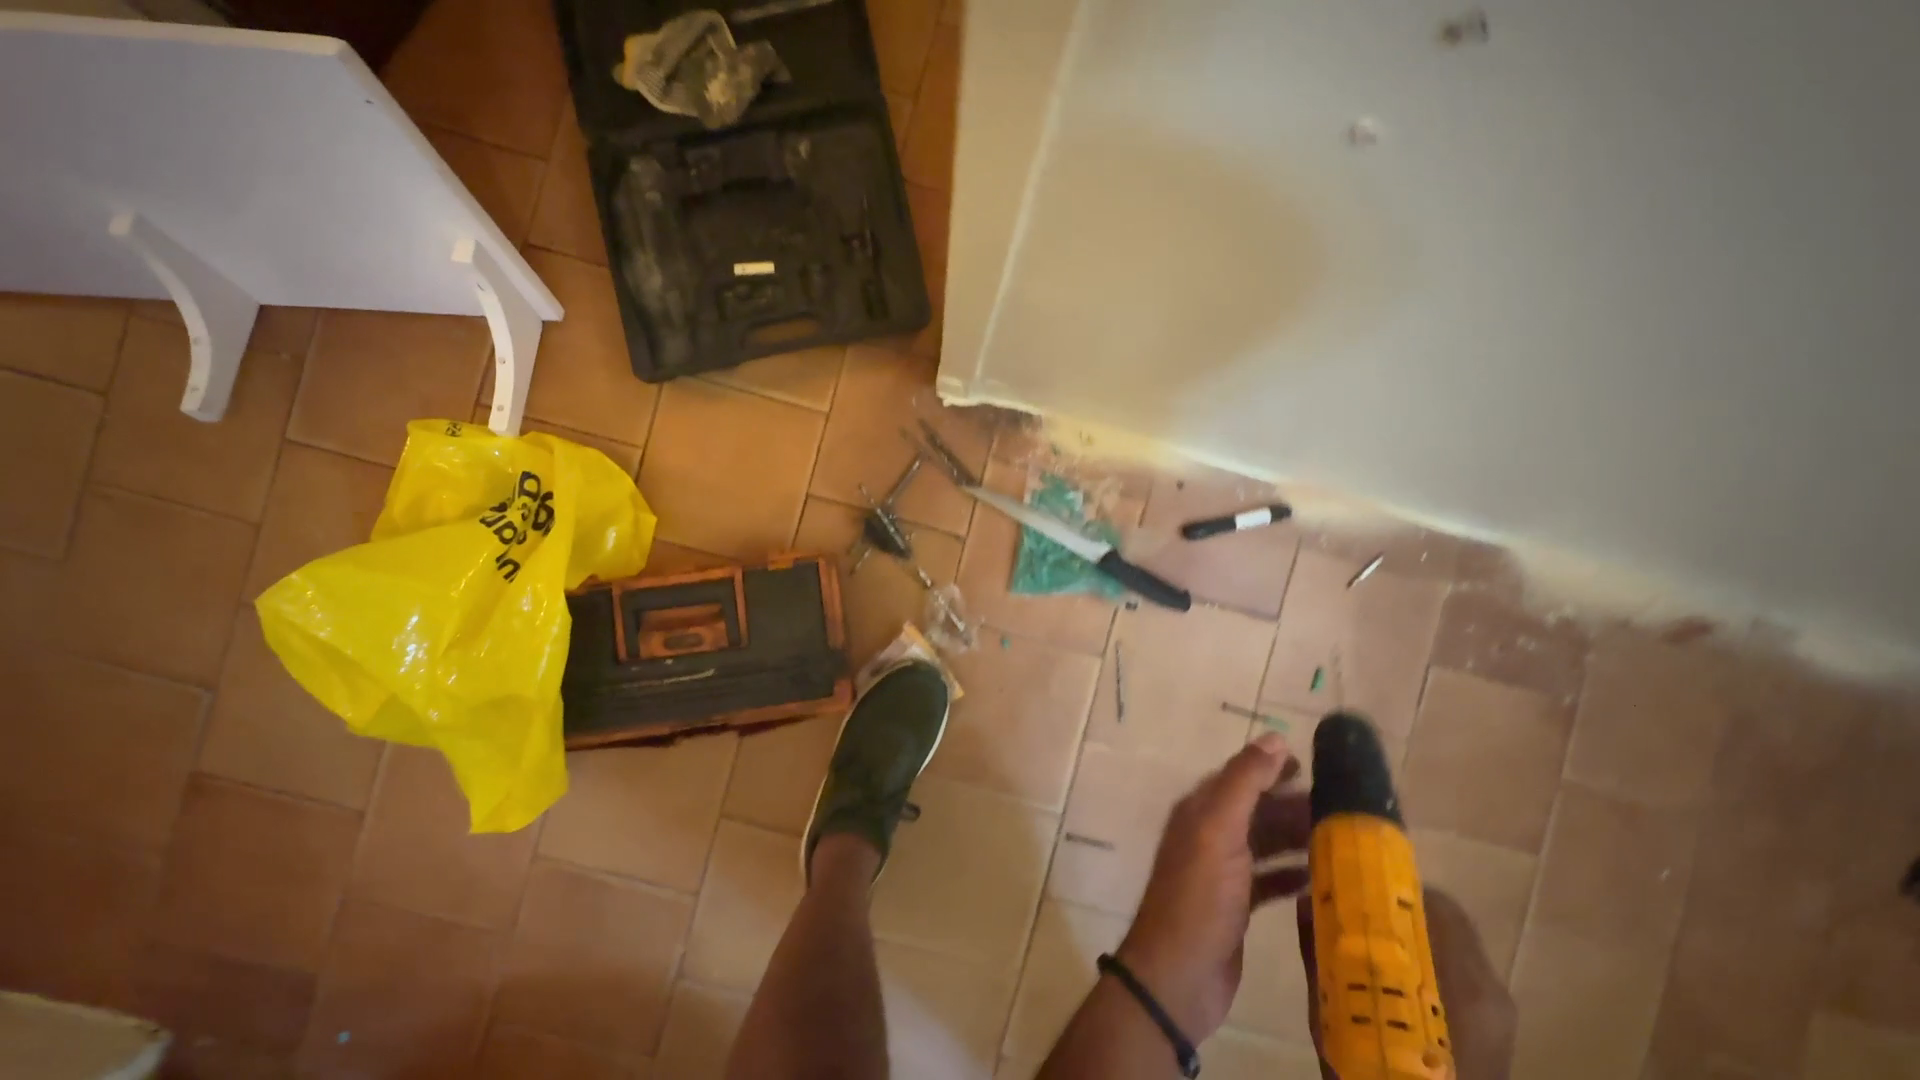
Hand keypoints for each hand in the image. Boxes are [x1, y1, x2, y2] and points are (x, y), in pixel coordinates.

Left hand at [1114, 733, 1312, 1041]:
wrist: (1179, 973)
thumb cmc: (1199, 896)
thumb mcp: (1219, 829)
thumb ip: (1244, 782)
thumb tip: (1274, 738)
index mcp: (1199, 812)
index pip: (1238, 777)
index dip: (1271, 768)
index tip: (1314, 765)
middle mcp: (1207, 836)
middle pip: (1254, 809)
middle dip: (1291, 804)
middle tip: (1339, 807)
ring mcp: (1220, 874)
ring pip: (1263, 843)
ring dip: (1295, 838)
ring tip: (1338, 838)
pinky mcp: (1235, 907)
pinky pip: (1267, 880)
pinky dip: (1290, 874)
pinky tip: (1318, 877)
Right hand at [1296, 889, 1516, 1079]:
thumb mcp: (1336, 1026)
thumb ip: (1323, 960)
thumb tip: (1306, 902)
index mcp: (1462, 986)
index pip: (1435, 906)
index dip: (1392, 889)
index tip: (1355, 887)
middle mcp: (1490, 991)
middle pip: (1447, 921)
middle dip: (1399, 911)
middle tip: (1356, 913)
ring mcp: (1500, 1014)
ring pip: (1455, 946)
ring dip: (1414, 937)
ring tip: (1371, 947)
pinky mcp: (1499, 1032)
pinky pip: (1463, 975)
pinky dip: (1429, 964)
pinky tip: (1395, 983)